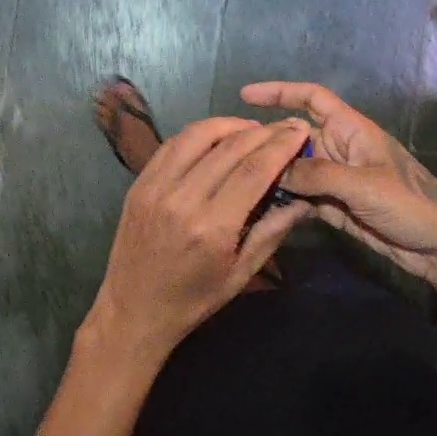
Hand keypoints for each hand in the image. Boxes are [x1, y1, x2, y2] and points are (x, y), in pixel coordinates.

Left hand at [84, 117, 314, 366]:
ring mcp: (156, 188)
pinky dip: (198, 133)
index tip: (299, 132)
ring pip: (197, 136)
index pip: (253, 170)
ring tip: (253, 129)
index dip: (280, 146)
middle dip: (263, 132)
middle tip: (284, 127)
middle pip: (229, 147)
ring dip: (230, 124)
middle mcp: (182, 199)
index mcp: (211, 227)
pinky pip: (172, 145)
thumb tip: (303, 199)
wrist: (133, 311)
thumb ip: (271, 233)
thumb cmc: (193, 300)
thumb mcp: (240, 275)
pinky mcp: (139, 183)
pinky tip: (217, 136)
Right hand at [239, 82, 436, 282]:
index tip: (245, 95)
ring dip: (272, 175)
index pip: (312, 99)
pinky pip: (302, 198)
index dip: (280, 92)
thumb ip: (318, 175)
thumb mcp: (363, 185)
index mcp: (351, 130)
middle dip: (267, 142)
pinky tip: (261, 208)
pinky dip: (284, 201)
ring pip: (295, 170)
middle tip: (234, 156)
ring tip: (238, 183)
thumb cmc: (410, 204)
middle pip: (295, 137)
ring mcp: (337, 180)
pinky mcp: (336, 208)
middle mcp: (340, 150)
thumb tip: (275, 170)